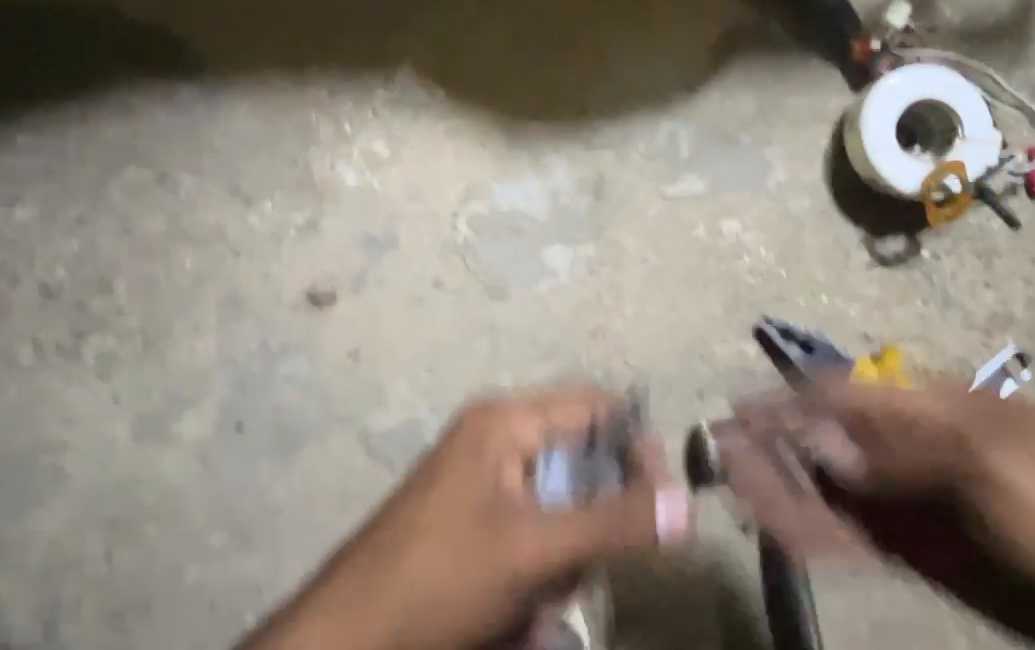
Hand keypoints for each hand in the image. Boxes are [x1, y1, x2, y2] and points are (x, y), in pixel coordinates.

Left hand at [249, 387, 690, 649]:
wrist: (346, 639)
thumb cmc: (440, 577)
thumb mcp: (534, 549)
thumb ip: (614, 523)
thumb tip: (688, 502)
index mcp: (506, 421)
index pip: (596, 407)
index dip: (637, 446)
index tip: (664, 501)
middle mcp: (496, 440)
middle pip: (581, 461)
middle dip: (594, 519)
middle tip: (585, 564)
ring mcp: (482, 484)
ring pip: (561, 508)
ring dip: (567, 557)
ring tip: (542, 596)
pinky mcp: (473, 527)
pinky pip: (532, 537)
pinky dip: (539, 574)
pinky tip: (519, 612)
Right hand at [714, 383, 1034, 647]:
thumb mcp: (988, 469)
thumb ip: (897, 455)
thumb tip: (819, 441)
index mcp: (937, 408)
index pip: (847, 394)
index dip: (790, 399)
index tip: (737, 409)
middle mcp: (917, 448)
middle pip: (832, 441)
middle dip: (779, 445)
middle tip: (722, 457)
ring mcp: (920, 503)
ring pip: (838, 491)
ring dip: (790, 489)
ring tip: (738, 492)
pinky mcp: (925, 552)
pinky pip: (860, 536)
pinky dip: (821, 532)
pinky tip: (786, 532)